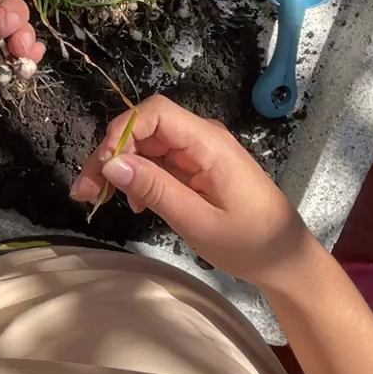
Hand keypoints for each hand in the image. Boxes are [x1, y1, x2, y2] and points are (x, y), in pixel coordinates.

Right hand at [70, 95, 320, 288]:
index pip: (155, 112)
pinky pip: (159, 162)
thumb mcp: (198, 221)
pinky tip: (132, 203)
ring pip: (147, 145)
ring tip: (96, 197)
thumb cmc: (250, 243)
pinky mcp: (196, 168)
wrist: (286, 260)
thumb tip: (111, 163)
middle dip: (111, 153)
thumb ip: (155, 189)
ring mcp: (198, 152)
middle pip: (145, 128)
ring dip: (119, 167)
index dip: (122, 131)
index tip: (102, 166)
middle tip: (86, 190)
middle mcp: (201, 138)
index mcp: (208, 143)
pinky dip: (138, 177)